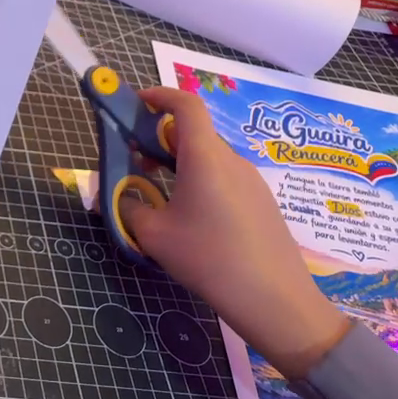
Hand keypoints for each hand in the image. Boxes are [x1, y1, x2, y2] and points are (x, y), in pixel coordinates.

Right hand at [122, 87, 350, 376]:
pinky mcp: (262, 203)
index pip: (186, 104)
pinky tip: (191, 218)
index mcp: (204, 157)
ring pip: (207, 156)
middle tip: (135, 162)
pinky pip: (224, 177)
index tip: (136, 104)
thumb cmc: (210, 260)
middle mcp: (231, 160)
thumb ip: (128, 206)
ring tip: (160, 195)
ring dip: (178, 162)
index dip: (159, 95)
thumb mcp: (154, 235)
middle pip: (192, 132)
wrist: (278, 303)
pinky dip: (199, 180)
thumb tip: (120, 196)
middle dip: (158, 138)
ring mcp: (251, 181)